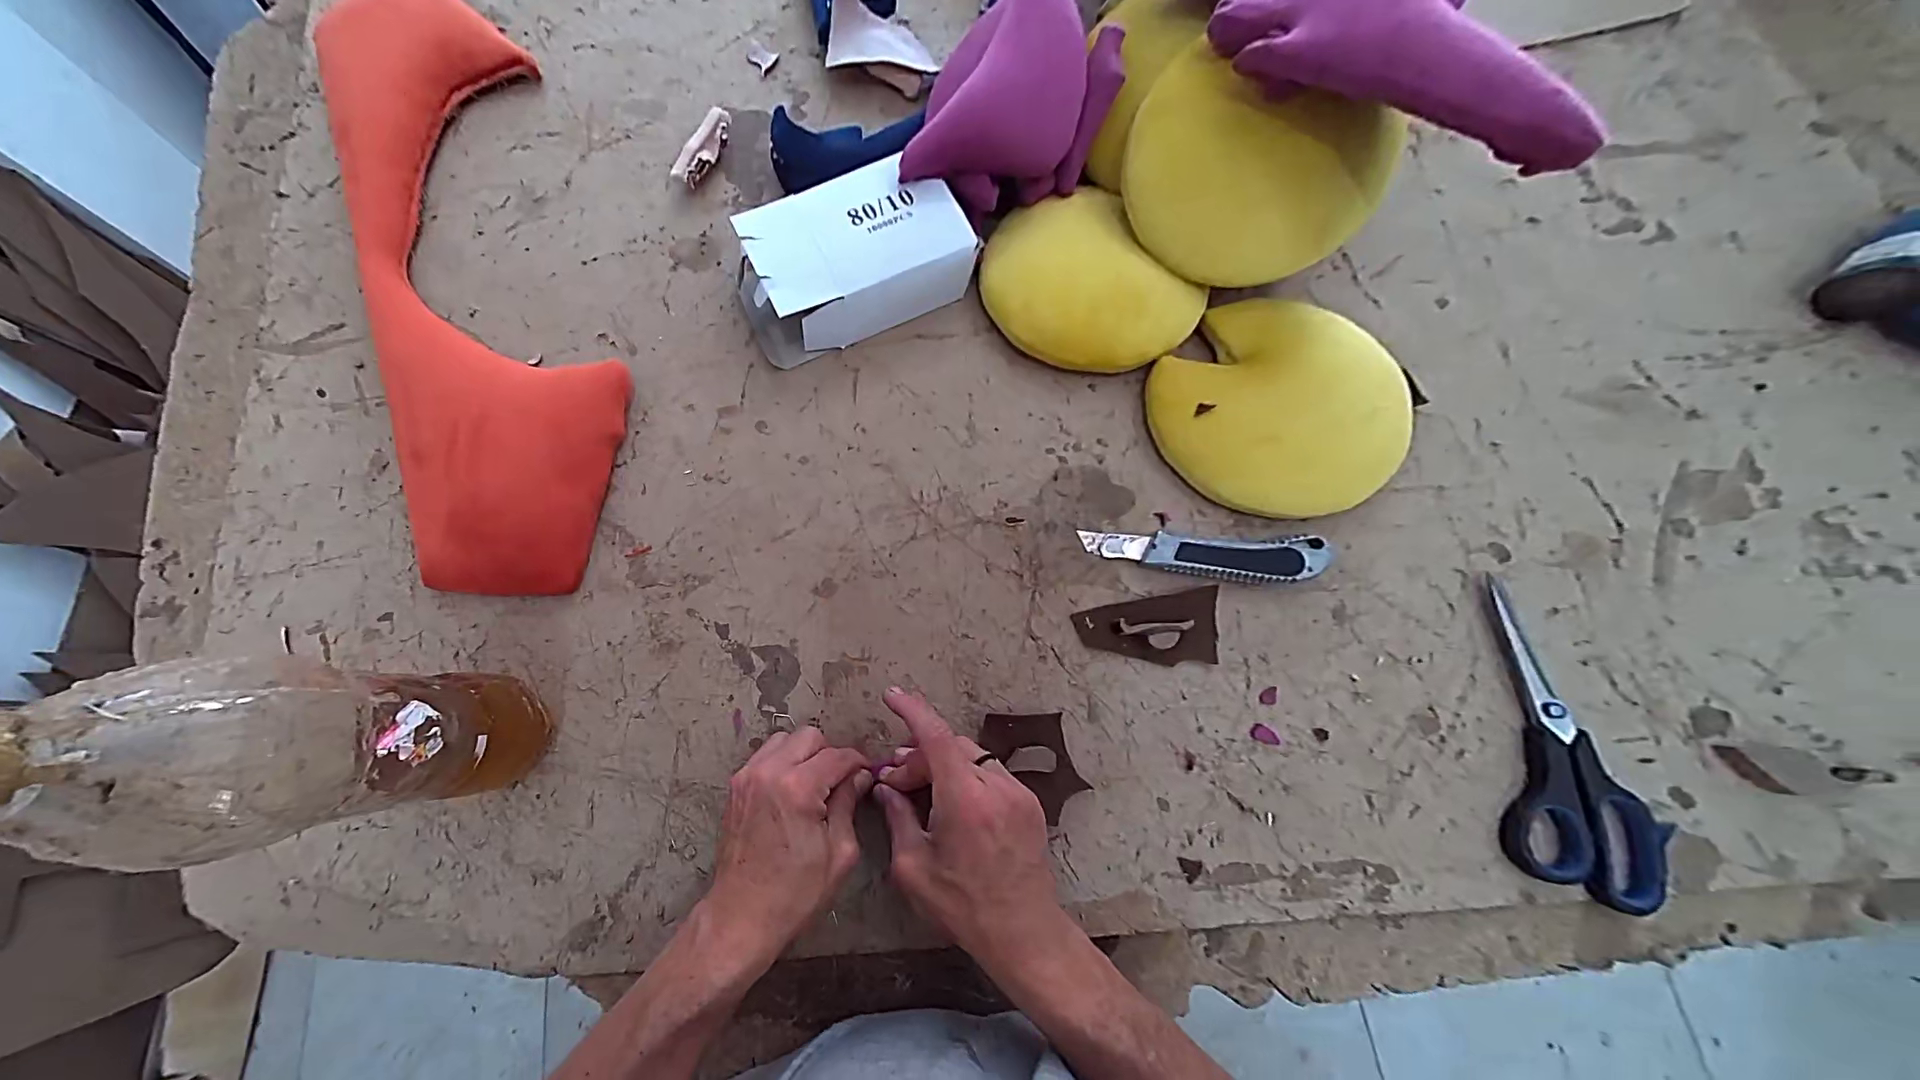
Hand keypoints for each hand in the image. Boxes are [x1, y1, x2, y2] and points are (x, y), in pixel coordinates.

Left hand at [703, 727, 871, 965]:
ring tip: (816, 784)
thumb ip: (849, 804)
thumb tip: (859, 777)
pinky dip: (784, 763)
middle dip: (830, 754)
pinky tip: (793, 791)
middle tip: (841, 781)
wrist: (740, 918)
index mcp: (797, 788)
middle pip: (810, 737)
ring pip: (785, 740)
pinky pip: (765, 757)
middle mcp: (769, 773)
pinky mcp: (736, 789)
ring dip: (805, 754)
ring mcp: (747, 778)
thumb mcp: (839, 853)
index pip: (838, 755)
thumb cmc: (794, 894)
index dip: (858, 762)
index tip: (867, 774)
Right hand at [872, 688, 1068, 973]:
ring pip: (972, 757)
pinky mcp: (1029, 802)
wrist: (1023, 930)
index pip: (937, 737)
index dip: (913, 711)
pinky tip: (952, 801)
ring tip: (920, 788)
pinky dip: (966, 776)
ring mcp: (1018, 792)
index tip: (893, 696)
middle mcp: (996, 787)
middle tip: (894, 779)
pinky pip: (991, 773)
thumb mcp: (913, 868)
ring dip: (942, 764)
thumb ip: (897, 818)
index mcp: (965, 800)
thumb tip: (885, 788)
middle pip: (951, 747)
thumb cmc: (963, 906)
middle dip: (919, 756)